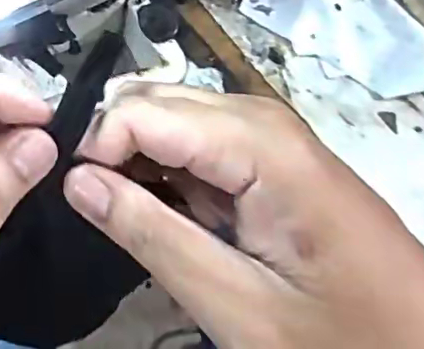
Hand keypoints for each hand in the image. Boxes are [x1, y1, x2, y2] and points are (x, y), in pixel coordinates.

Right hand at [62, 84, 423, 348]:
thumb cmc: (351, 342)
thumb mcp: (244, 309)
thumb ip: (151, 235)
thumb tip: (74, 180)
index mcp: (256, 141)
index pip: (139, 110)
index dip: (94, 145)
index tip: (72, 194)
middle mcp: (254, 114)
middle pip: (147, 99)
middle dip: (108, 141)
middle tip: (90, 202)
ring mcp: (261, 128)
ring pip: (162, 111)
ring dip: (131, 151)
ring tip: (122, 207)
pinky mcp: (263, 148)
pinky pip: (188, 135)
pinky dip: (160, 162)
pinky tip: (159, 205)